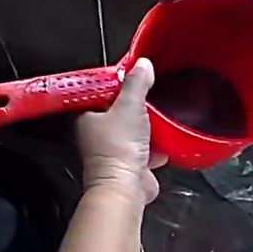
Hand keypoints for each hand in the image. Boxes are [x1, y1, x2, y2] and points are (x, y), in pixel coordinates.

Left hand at [76, 57, 163, 203]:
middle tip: (150, 95)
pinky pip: (144, 150)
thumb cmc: (119, 146)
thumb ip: (136, 84)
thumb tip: (143, 64)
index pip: (98, 93)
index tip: (132, 77)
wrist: (125, 187)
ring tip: (161, 116)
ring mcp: (112, 152)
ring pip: (132, 131)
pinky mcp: (129, 166)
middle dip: (135, 107)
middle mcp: (95, 135)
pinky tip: (166, 140)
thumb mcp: (130, 106)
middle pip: (117, 112)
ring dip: (147, 127)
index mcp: (86, 118)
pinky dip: (155, 147)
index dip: (115, 84)